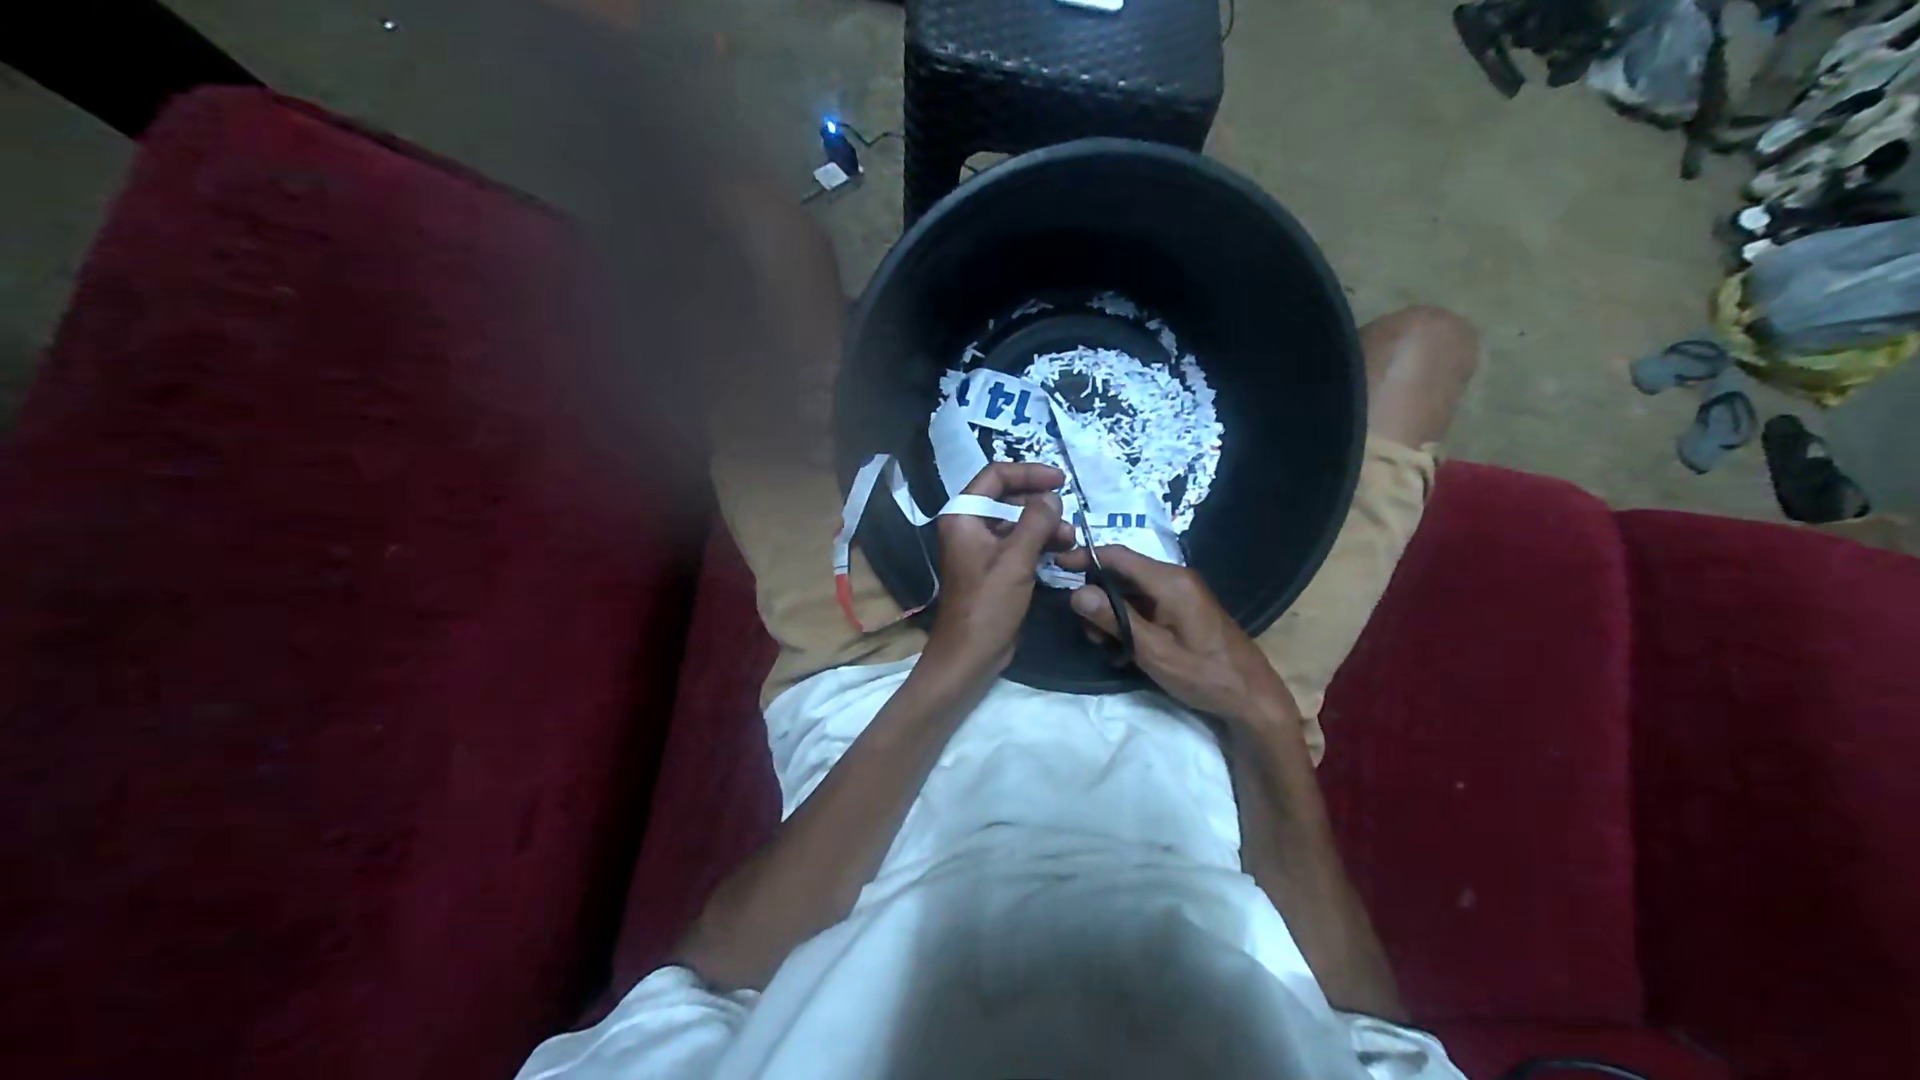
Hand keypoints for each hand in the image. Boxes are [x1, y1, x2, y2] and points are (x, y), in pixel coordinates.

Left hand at [925, 463, 1074, 677]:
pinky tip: (1061, 553)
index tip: (1061, 480)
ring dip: (1044, 526)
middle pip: (1008, 497)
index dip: (1029, 473)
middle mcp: (969, 525)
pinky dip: (1039, 544)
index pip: (996, 476)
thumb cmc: (988, 603)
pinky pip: (1018, 544)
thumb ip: (1036, 522)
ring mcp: (981, 547)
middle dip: (1040, 505)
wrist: (971, 652)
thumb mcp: (1016, 559)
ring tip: (1069, 541)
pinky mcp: (994, 567)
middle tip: (1068, 518)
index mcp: (964, 516)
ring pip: (1017, 522)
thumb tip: (1052, 497)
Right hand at [1056, 545, 1301, 736]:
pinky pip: (1144, 602)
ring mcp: (1180, 592)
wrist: (1252, 697)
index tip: (1057, 566)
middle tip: (1088, 630)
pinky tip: (1123, 646)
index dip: (1084, 556)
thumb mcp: (1153, 651)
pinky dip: (1128, 619)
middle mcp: (1175, 578)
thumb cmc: (1204, 675)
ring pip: (1130, 590)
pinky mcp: (1182, 608)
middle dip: (1096, 595)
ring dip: (1111, 612)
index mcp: (1170, 581)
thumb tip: (1077, 592)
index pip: (1118, 555)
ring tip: (1105, 644)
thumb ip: (1115, 619)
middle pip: (1121, 572)